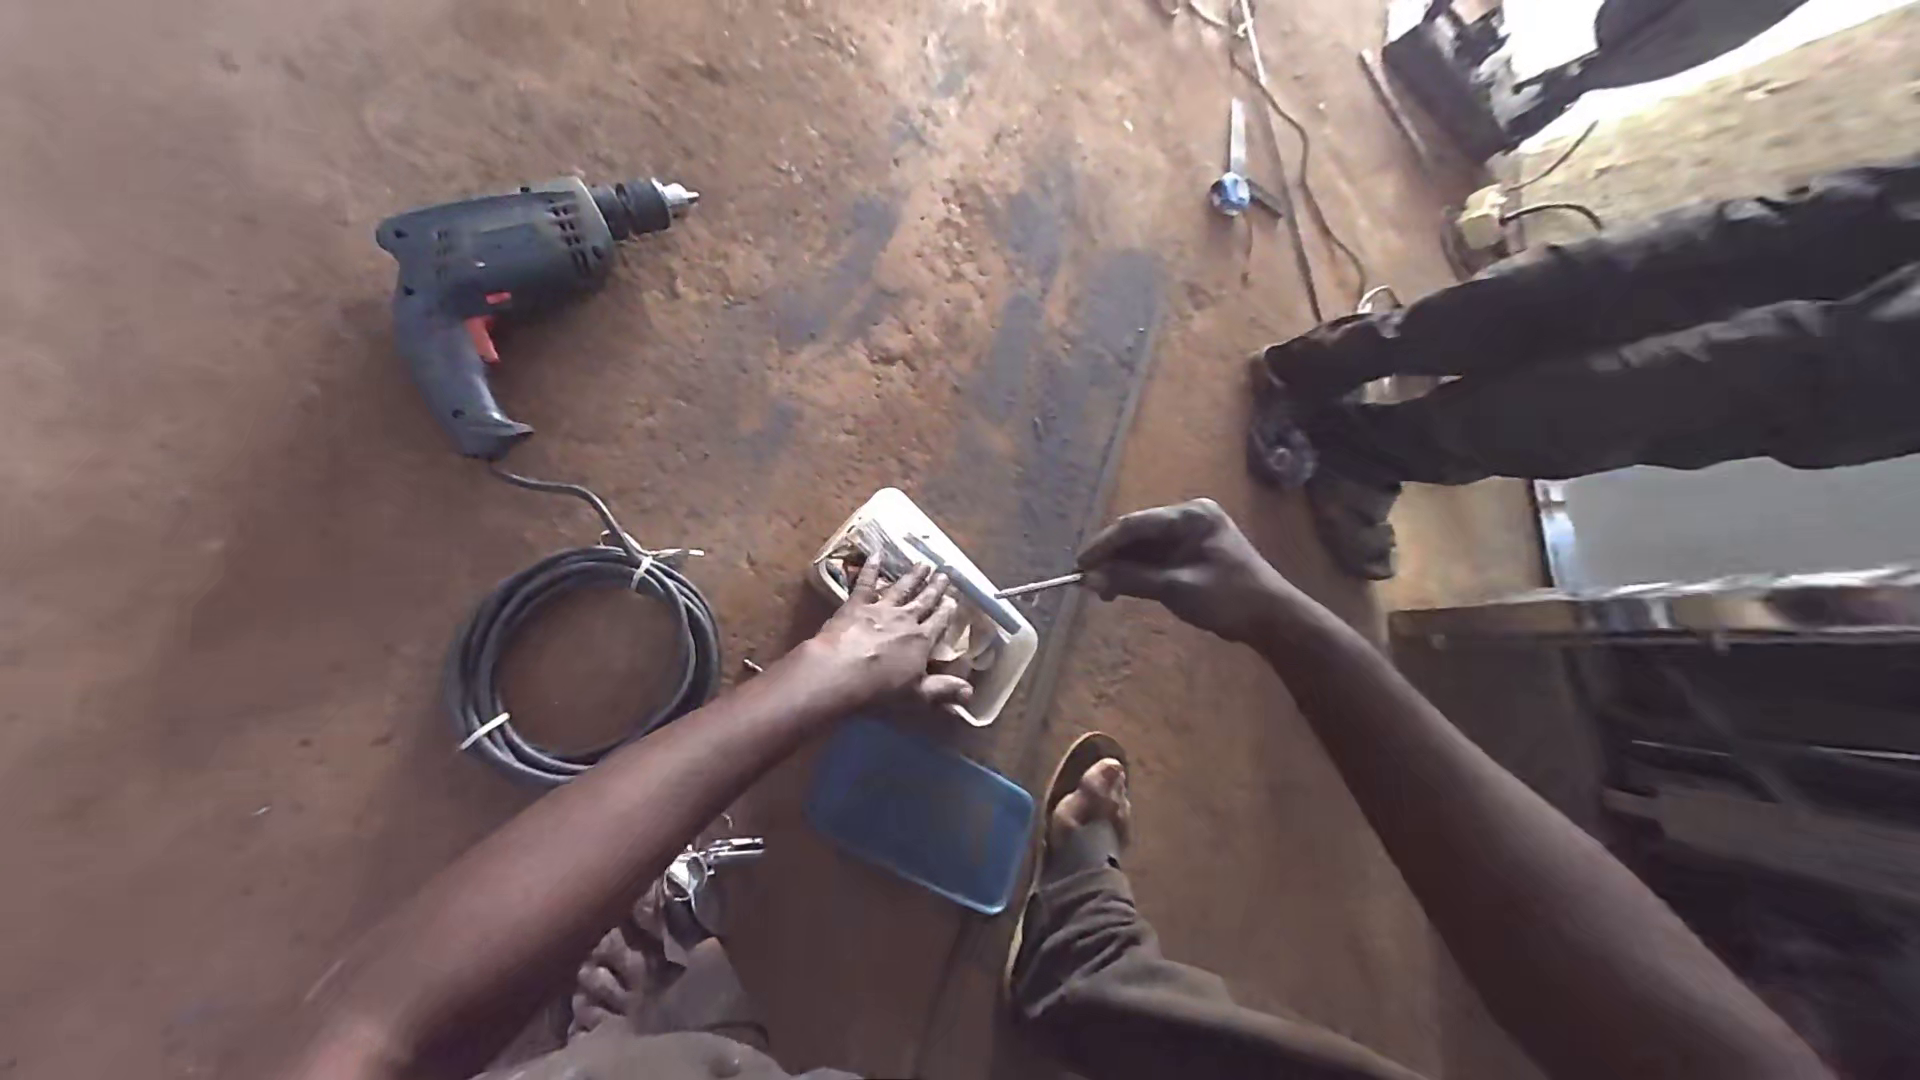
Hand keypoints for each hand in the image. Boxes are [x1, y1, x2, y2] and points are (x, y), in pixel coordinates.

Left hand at [806, 561, 973, 707]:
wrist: (839, 673)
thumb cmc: (879, 691)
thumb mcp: (917, 696)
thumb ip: (943, 690)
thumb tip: (971, 693)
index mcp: (921, 641)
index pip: (939, 623)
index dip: (947, 611)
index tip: (954, 600)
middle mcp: (905, 620)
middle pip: (924, 601)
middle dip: (935, 588)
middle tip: (944, 574)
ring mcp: (880, 609)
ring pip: (901, 588)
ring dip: (913, 576)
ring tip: (923, 564)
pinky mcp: (856, 605)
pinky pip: (866, 583)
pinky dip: (871, 568)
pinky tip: (876, 555)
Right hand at [1077, 498, 1303, 642]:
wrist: (1272, 619)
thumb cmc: (1229, 598)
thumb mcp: (1176, 588)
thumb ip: (1131, 580)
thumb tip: (1088, 580)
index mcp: (1191, 516)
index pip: (1135, 524)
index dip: (1104, 545)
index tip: (1080, 566)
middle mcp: (1188, 518)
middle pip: (1137, 534)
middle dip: (1111, 558)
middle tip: (1088, 581)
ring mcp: (1190, 535)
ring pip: (1143, 547)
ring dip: (1121, 567)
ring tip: (1102, 590)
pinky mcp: (1190, 552)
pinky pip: (1154, 557)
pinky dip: (1136, 572)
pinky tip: (1120, 587)